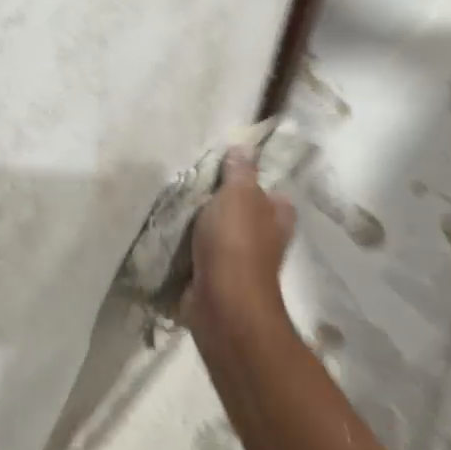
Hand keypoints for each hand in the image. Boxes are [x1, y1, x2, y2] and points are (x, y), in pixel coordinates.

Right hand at [181, 146, 296, 332]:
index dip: (258, 184)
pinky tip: (172, 239)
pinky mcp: (218, 281)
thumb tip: (244, 146)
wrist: (222, 303)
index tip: (229, 173)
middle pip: (247, 216)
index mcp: (278, 217)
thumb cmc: (236, 242)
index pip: (275, 195)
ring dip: (205, 229)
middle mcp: (266, 241)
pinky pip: (203, 259)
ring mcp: (242, 264)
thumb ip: (240, 171)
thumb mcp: (238, 195)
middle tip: (195, 187)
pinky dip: (190, 252)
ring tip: (178, 209)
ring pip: (223, 238)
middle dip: (226, 206)